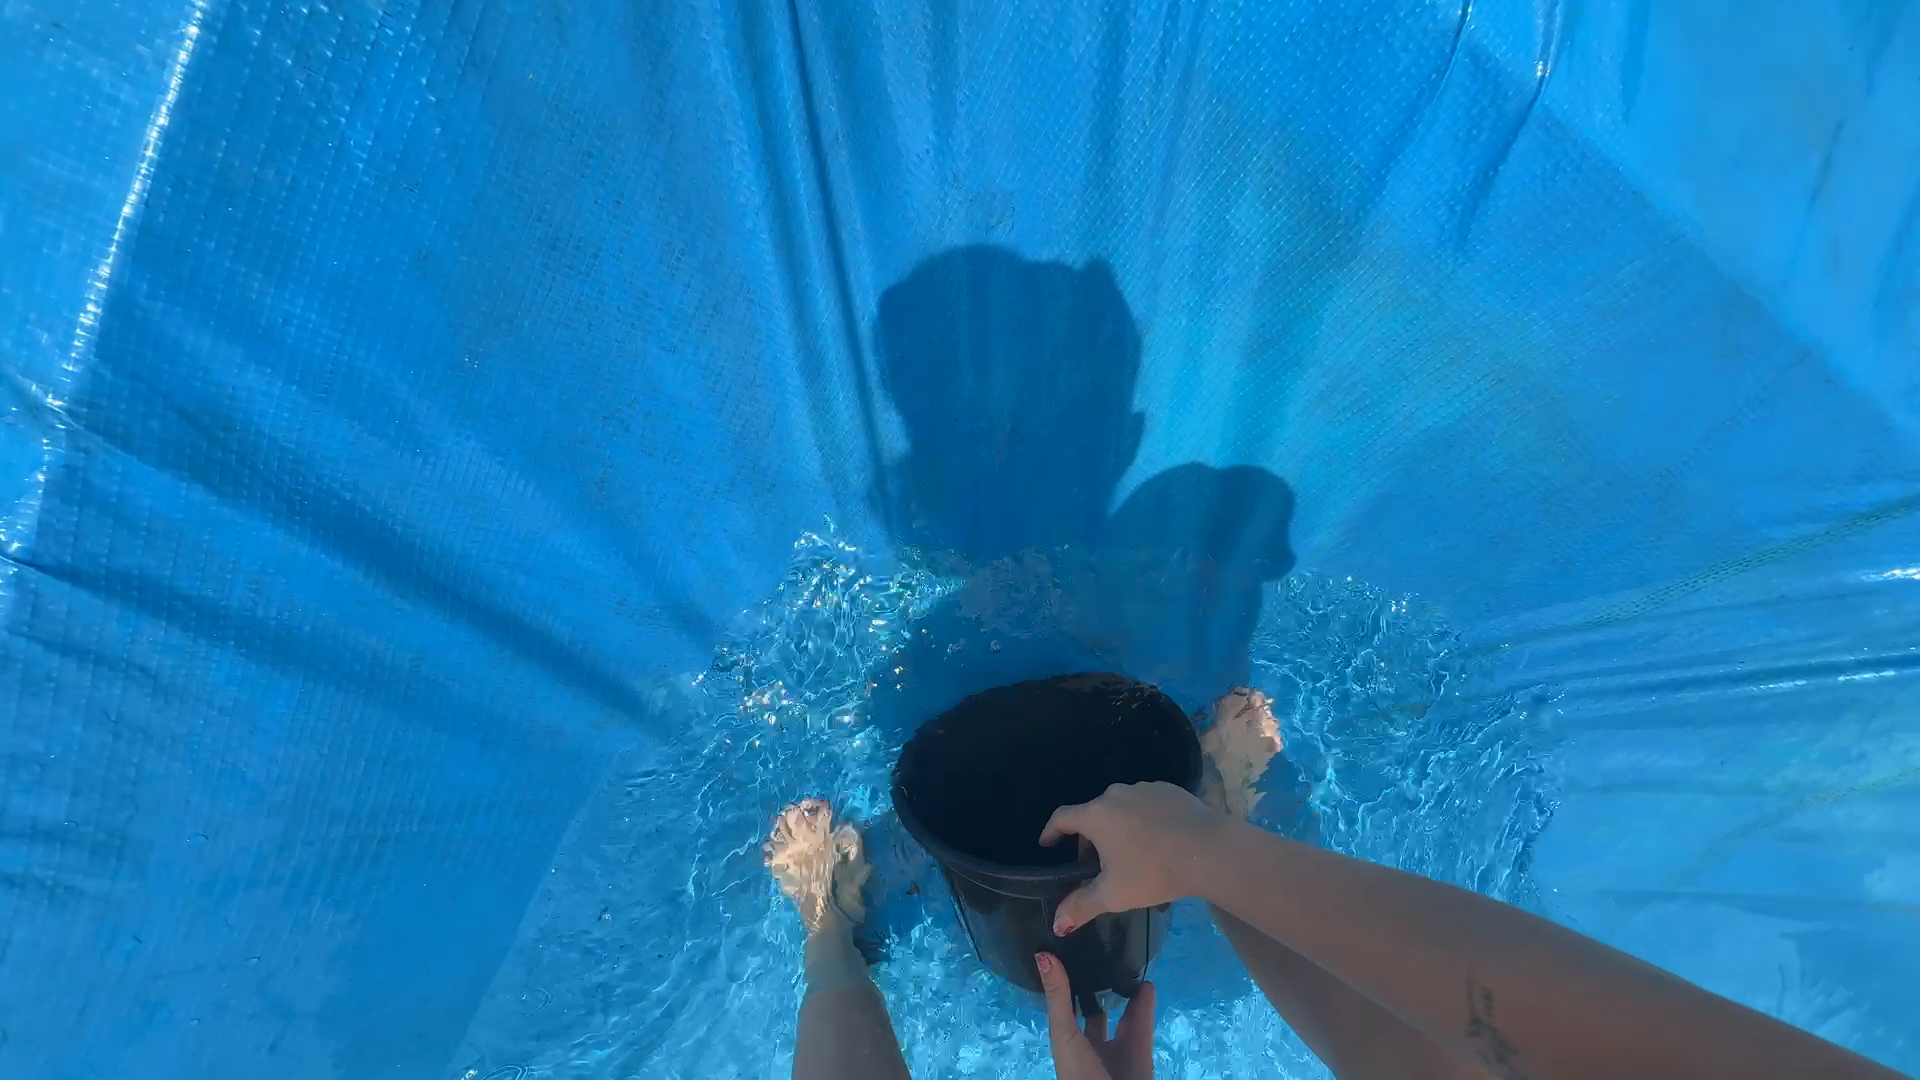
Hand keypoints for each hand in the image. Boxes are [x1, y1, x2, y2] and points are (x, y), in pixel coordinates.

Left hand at [1036, 952, 1153, 1079]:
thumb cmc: (1079, 1075)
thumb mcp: (1064, 1035)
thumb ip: (1057, 997)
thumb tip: (1042, 954)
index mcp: (1068, 1044)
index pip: (1066, 1010)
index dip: (1067, 985)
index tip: (1068, 954)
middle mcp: (1091, 1048)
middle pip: (1095, 1014)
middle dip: (1098, 991)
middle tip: (1101, 956)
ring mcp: (1118, 1053)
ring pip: (1123, 1019)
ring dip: (1125, 996)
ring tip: (1126, 966)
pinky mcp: (1141, 1057)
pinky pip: (1143, 1027)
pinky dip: (1145, 1006)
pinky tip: (1147, 985)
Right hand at [1039, 781, 1224, 934]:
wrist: (1207, 849)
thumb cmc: (1152, 871)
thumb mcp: (1114, 894)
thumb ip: (1081, 906)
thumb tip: (1056, 924)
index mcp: (1095, 815)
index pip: (1062, 817)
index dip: (1051, 831)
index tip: (1047, 844)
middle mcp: (1114, 794)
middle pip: (1093, 813)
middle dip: (1090, 836)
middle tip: (1096, 862)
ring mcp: (1143, 788)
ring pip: (1121, 807)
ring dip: (1119, 826)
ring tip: (1131, 853)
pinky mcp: (1168, 789)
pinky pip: (1147, 803)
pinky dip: (1144, 818)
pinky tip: (1159, 839)